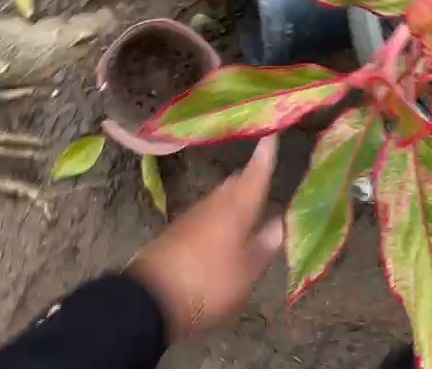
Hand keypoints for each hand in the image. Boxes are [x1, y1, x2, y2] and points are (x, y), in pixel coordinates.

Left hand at [125, 135, 284, 343]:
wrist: (152, 298)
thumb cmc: (209, 283)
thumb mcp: (245, 273)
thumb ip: (264, 246)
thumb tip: (280, 222)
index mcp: (237, 209)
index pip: (255, 175)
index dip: (265, 155)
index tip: (271, 133)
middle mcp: (215, 204)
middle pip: (235, 183)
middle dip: (249, 178)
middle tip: (262, 176)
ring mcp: (194, 215)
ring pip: (219, 197)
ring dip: (234, 197)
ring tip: (247, 205)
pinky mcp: (178, 230)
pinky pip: (206, 213)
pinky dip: (219, 214)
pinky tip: (222, 230)